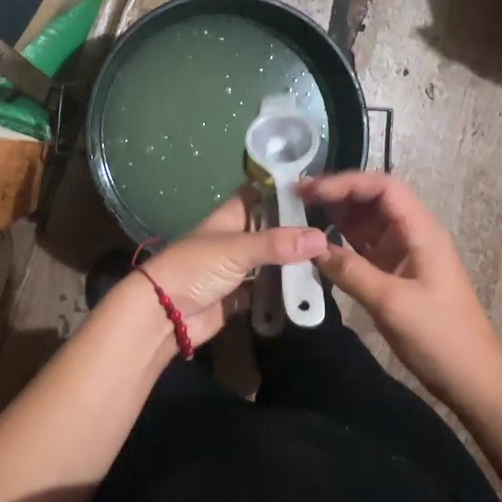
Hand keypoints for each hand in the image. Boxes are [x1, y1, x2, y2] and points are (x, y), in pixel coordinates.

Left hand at [134, 194, 326, 344]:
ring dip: (295, 262)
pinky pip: (269, 290)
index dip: (283, 189)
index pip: (259, 194)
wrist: (164, 313)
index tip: (319, 188)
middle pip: (271, 229)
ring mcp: (238, 269)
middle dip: (298, 230)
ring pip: (273, 260)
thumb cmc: (194, 267)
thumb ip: (277, 244)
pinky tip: (313, 289)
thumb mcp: (236, 248)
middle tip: (337, 229)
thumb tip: (321, 237)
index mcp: (231, 217)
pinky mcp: (241, 296)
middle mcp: (236, 238)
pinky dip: (286, 290)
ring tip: (333, 258)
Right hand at [304, 172, 501, 395]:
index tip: (310, 190)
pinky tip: (315, 245)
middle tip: (295, 198)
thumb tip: (310, 247)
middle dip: (336, 194)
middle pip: (372, 200)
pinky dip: (339, 243)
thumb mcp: (392, 302)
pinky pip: (362, 248)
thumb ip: (350, 271)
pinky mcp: (394, 275)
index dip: (346, 183)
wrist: (472, 380)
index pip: (383, 188)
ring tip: (298, 213)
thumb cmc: (440, 337)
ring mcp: (403, 255)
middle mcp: (412, 235)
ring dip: (335, 216)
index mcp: (421, 231)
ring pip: (365, 223)